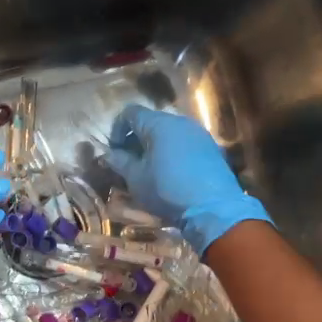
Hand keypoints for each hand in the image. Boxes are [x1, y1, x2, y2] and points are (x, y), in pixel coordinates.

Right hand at [106, 103, 270, 251]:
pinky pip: (184, 144)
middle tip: (129, 162)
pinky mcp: (211, 149)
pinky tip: (170, 175)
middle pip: (151, 122)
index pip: (130, 113)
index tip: (114, 152)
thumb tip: (107, 154)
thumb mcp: (136, 178)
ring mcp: (199, 134)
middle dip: (135, 140)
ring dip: (154, 147)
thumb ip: (119, 161)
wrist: (214, 208)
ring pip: (169, 133)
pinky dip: (172, 153)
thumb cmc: (167, 190)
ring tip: (149, 170)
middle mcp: (181, 122)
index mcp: (159, 124)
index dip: (117, 129)